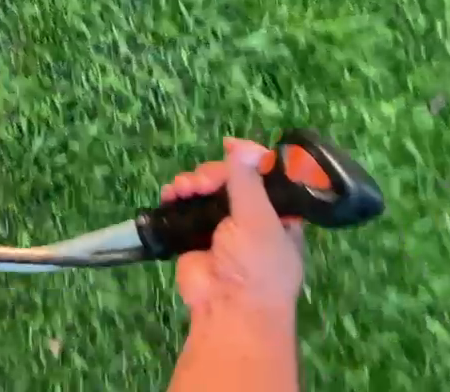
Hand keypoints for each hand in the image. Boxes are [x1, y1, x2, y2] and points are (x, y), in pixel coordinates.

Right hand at [161, 137, 304, 320]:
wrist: (227, 305)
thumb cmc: (256, 265)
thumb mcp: (258, 220)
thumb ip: (248, 181)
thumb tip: (246, 144)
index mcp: (279, 217)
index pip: (264, 179)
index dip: (249, 161)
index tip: (229, 146)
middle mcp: (251, 219)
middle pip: (229, 180)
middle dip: (210, 175)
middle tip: (199, 184)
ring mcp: (222, 227)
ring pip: (204, 190)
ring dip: (190, 183)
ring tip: (181, 191)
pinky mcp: (196, 233)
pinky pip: (185, 204)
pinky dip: (176, 196)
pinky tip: (170, 196)